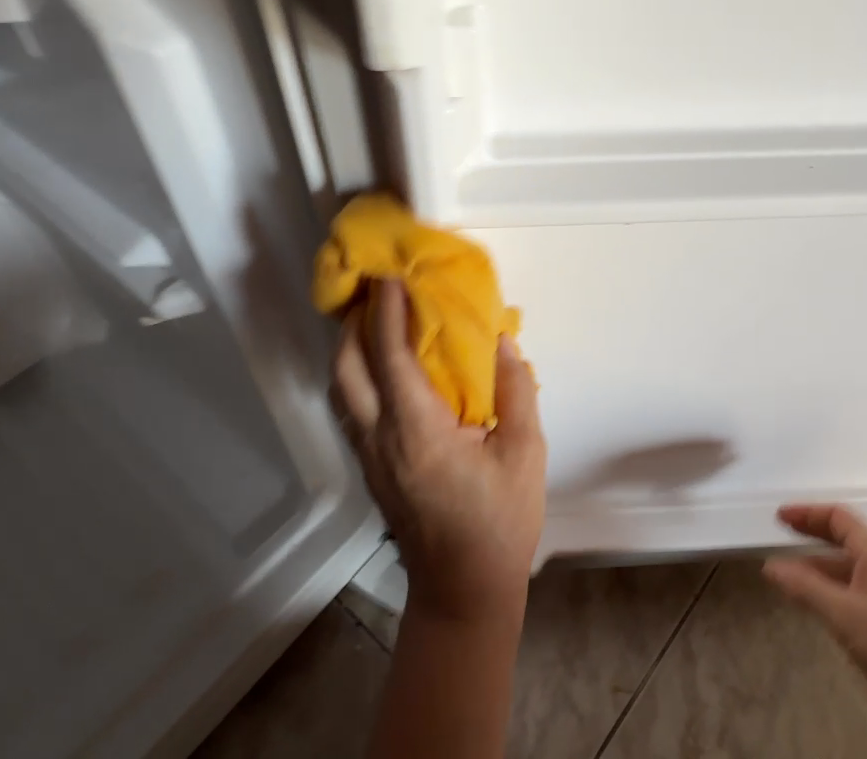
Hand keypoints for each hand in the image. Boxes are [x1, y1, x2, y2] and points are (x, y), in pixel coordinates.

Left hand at [331, 279, 547, 623]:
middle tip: (377, 293)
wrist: (463, 588)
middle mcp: (381, 439)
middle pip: (346, 369)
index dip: (386, 312)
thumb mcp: (525, 453)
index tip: (390, 277)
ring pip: (341, 391)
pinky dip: (357, 377)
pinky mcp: (371, 470)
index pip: (389, 356)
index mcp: (418, 431)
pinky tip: (382, 370)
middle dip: (355, 324)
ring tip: (375, 322)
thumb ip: (516, 391)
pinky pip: (351, 410)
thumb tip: (501, 342)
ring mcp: (369, 457)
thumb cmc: (499, 522)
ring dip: (350, 350)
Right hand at [762, 504, 866, 729]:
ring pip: (851, 566)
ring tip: (791, 575)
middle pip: (846, 537)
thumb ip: (805, 588)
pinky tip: (821, 605)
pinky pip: (859, 587)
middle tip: (782, 534)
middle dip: (812, 534)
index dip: (807, 513)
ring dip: (820, 565)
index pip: (839, 517)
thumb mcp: (843, 615)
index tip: (778, 516)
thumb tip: (771, 566)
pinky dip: (834, 587)